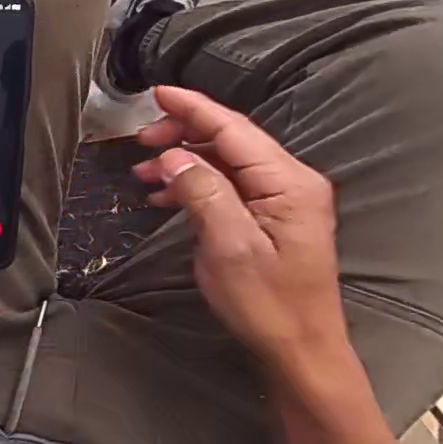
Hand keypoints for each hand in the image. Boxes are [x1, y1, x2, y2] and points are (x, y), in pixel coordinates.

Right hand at [132, 86, 346, 365]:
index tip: (157, 93)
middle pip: (229, 140)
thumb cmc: (268, 304)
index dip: (193, 108)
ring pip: (225, 162)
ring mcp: (282, 200)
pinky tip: (165, 195)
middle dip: (183, 133)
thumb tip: (174, 156)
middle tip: (142, 140)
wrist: (300, 351)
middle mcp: (290, 182)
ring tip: (144, 172)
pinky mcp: (270, 217)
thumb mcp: (229, 246)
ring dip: (184, 160)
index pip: (233, 130)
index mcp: (287, 182)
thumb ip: (203, 192)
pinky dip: (194, 183)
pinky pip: (227, 185)